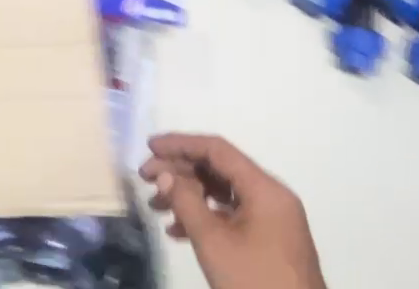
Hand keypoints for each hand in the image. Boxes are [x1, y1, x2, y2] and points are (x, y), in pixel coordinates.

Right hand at [140, 133, 326, 288]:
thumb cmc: (254, 283)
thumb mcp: (212, 241)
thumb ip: (184, 200)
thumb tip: (164, 173)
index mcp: (265, 190)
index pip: (217, 150)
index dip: (180, 144)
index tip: (149, 147)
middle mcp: (272, 197)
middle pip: (219, 169)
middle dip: (179, 172)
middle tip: (145, 178)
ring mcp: (274, 221)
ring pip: (223, 193)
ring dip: (188, 195)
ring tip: (155, 206)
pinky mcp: (271, 242)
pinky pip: (233, 215)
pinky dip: (205, 216)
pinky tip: (177, 231)